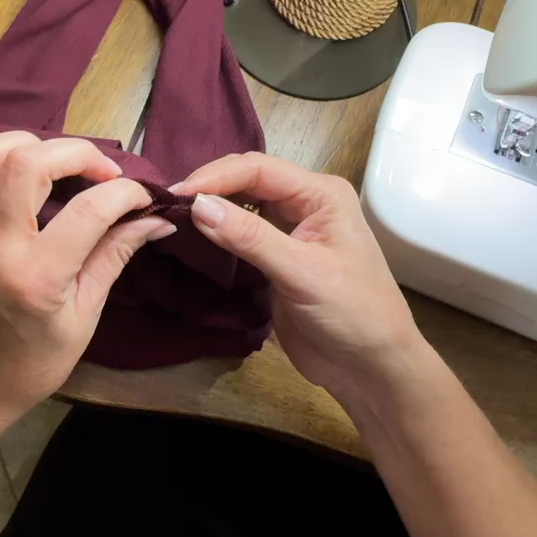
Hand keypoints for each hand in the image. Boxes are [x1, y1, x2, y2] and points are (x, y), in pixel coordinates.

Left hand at [0, 131, 173, 430]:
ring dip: (24, 145)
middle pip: (27, 163)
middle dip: (75, 152)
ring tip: (56, 162)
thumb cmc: (38, 358)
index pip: (87, 210)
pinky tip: (16, 173)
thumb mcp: (87, 312)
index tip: (143, 195)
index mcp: (35, 277)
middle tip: (103, 171)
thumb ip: (116, 254)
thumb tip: (157, 218)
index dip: (124, 193)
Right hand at [172, 153, 422, 406]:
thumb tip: (197, 205)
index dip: (215, 176)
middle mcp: (305, 203)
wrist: (369, 367)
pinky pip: (241, 233)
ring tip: (172, 214)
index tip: (176, 194)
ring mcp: (291, 230)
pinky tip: (194, 235)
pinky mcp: (277, 258)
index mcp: (320, 194)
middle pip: (248, 180)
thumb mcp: (300, 272)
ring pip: (242, 204)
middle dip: (210, 186)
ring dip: (211, 207)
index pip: (258, 169)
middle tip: (167, 203)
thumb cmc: (351, 313)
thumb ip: (249, 237)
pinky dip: (217, 231)